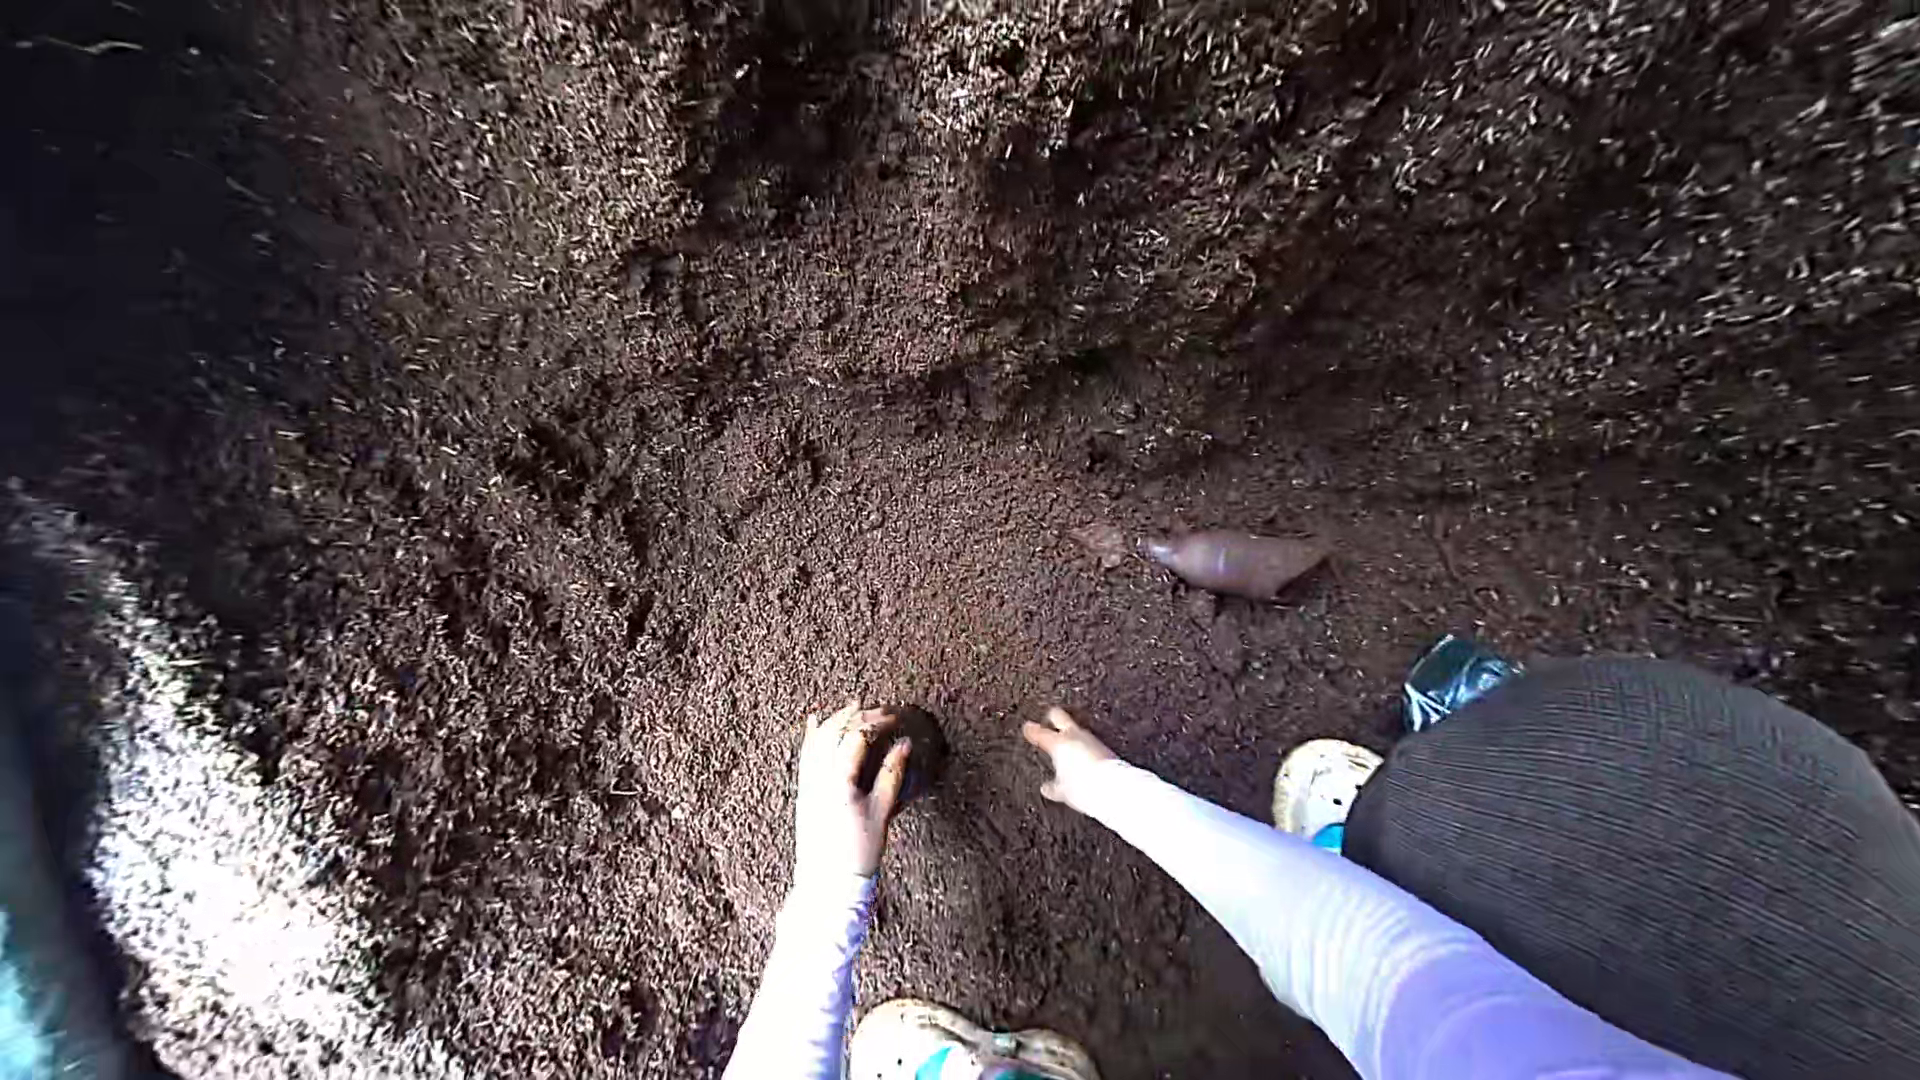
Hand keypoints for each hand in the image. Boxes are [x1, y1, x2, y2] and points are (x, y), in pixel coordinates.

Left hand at [794, 701, 912, 880]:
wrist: (827, 886)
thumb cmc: (857, 853)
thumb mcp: (882, 812)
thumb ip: (891, 774)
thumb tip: (903, 744)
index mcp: (840, 783)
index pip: (857, 737)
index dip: (876, 722)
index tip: (894, 718)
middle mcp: (819, 779)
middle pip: (835, 732)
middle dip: (857, 715)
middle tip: (878, 710)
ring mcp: (808, 785)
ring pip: (817, 740)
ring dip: (835, 720)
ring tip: (851, 707)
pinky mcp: (804, 792)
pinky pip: (805, 755)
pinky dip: (812, 735)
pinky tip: (814, 722)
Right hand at [1020, 706, 1117, 810]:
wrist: (1112, 788)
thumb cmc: (1084, 787)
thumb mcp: (1062, 790)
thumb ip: (1053, 786)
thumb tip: (1047, 788)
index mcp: (1057, 743)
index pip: (1039, 732)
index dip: (1031, 730)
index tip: (1028, 728)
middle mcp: (1074, 736)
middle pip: (1059, 716)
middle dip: (1052, 716)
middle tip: (1048, 719)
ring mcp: (1091, 739)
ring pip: (1076, 728)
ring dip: (1071, 732)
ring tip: (1067, 739)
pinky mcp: (1104, 746)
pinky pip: (1090, 742)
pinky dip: (1085, 745)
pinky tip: (1085, 754)